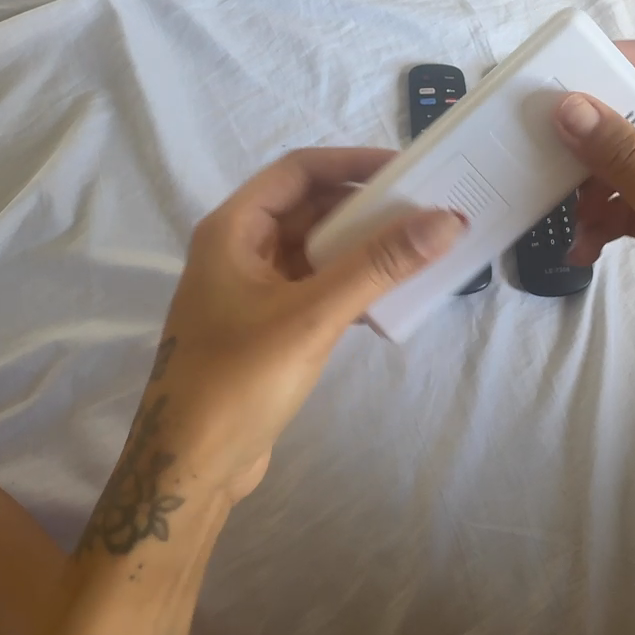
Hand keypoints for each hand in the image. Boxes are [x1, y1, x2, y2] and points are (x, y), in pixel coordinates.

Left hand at [143, 149, 464, 503]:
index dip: (352, 162)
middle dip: (365, 207)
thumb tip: (445, 220)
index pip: (299, 170)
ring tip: (418, 248)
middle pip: (310, 207)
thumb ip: (379, 265)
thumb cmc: (239, 380)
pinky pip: (318, 284)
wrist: (190, 472)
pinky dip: (352, 283)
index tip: (406, 169)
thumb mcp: (313, 316)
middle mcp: (240, 249)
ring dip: (363, 247)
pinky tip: (389, 299)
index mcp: (234, 229)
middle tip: (424, 208)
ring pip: (317, 248)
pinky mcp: (269, 323)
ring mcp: (253, 288)